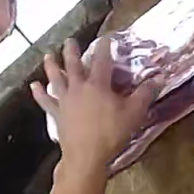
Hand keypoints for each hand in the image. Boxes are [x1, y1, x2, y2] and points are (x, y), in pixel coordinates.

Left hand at [31, 37, 155, 173]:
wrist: (86, 156)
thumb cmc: (112, 133)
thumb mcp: (134, 112)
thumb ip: (146, 93)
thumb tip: (160, 77)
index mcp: (98, 84)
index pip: (102, 60)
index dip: (104, 47)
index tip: (105, 38)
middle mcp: (79, 87)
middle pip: (74, 65)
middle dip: (72, 51)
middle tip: (69, 40)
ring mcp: (66, 101)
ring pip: (56, 79)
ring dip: (52, 66)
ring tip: (47, 56)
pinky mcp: (57, 114)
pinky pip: (46, 101)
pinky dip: (39, 93)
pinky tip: (33, 86)